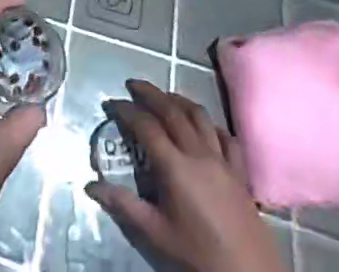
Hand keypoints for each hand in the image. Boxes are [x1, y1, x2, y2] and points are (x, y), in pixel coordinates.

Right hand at [88, 80, 283, 271]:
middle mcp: (198, 153)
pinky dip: (212, 125)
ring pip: (200, 116)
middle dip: (151, 94)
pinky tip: (205, 126)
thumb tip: (91, 185)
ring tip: (165, 96)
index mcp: (175, 167)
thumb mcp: (155, 234)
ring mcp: (222, 159)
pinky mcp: (239, 170)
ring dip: (180, 101)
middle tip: (133, 84)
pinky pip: (225, 136)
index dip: (127, 111)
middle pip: (172, 112)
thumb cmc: (197, 254)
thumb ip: (124, 206)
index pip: (146, 127)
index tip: (112, 102)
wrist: (248, 271)